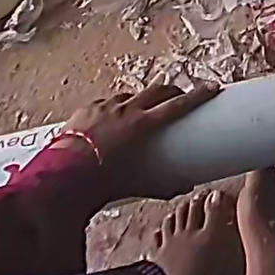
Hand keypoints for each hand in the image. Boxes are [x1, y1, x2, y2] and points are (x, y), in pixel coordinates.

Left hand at [60, 84, 219, 198]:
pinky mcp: (88, 109)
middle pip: (158, 91)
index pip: (178, 105)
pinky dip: (116, 108)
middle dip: (172, 92)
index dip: (198, 96)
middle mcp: (126, 110)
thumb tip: (185, 186)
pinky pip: (108, 103)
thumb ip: (163, 185)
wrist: (62, 178)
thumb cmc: (102, 183)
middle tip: (180, 98)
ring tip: (144, 111)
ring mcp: (105, 107)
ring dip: (142, 100)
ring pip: (132, 95)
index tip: (212, 88)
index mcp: (143, 125)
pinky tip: (114, 119)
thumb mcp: (137, 184)